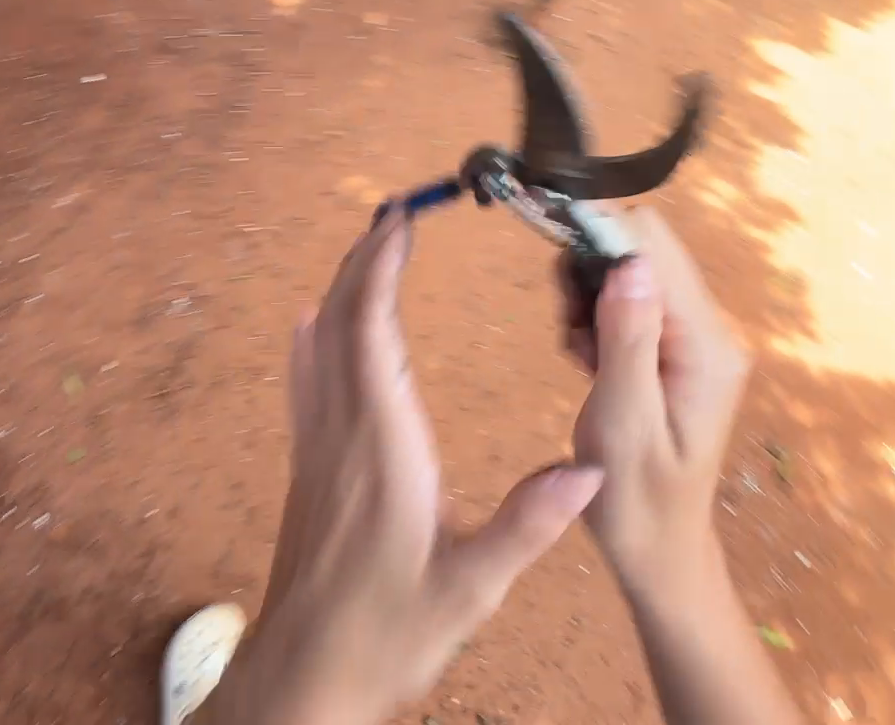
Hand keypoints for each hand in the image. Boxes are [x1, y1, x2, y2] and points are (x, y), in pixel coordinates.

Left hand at [201, 210, 604, 724]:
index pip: (372, 334)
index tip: (398, 225)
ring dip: (341, 289)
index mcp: (384, 446)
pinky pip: (304, 380)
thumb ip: (527, 526)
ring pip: (318, 344)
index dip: (380, 271)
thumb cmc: (386, 633)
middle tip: (392, 217)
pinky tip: (310, 320)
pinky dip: (311, 337)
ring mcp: (317, 444)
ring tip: (366, 250)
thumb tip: (590, 471)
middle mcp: (341, 430)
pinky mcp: (307, 463)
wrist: (304, 676)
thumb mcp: (471, 589)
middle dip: (363, 263)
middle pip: (341, 322)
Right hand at [565, 208, 751, 599]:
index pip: (653, 245)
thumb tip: (629, 261)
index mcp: (705, 343)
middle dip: (589, 270)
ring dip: (587, 296)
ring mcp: (693, 333)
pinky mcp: (674, 342)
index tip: (549, 245)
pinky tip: (589, 358)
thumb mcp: (625, 423)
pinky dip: (594, 315)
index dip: (597, 231)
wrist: (657, 545)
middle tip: (569, 332)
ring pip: (627, 268)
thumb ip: (629, 339)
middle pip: (640, 247)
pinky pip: (626, 298)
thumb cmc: (636, 499)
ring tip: (579, 352)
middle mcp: (709, 325)